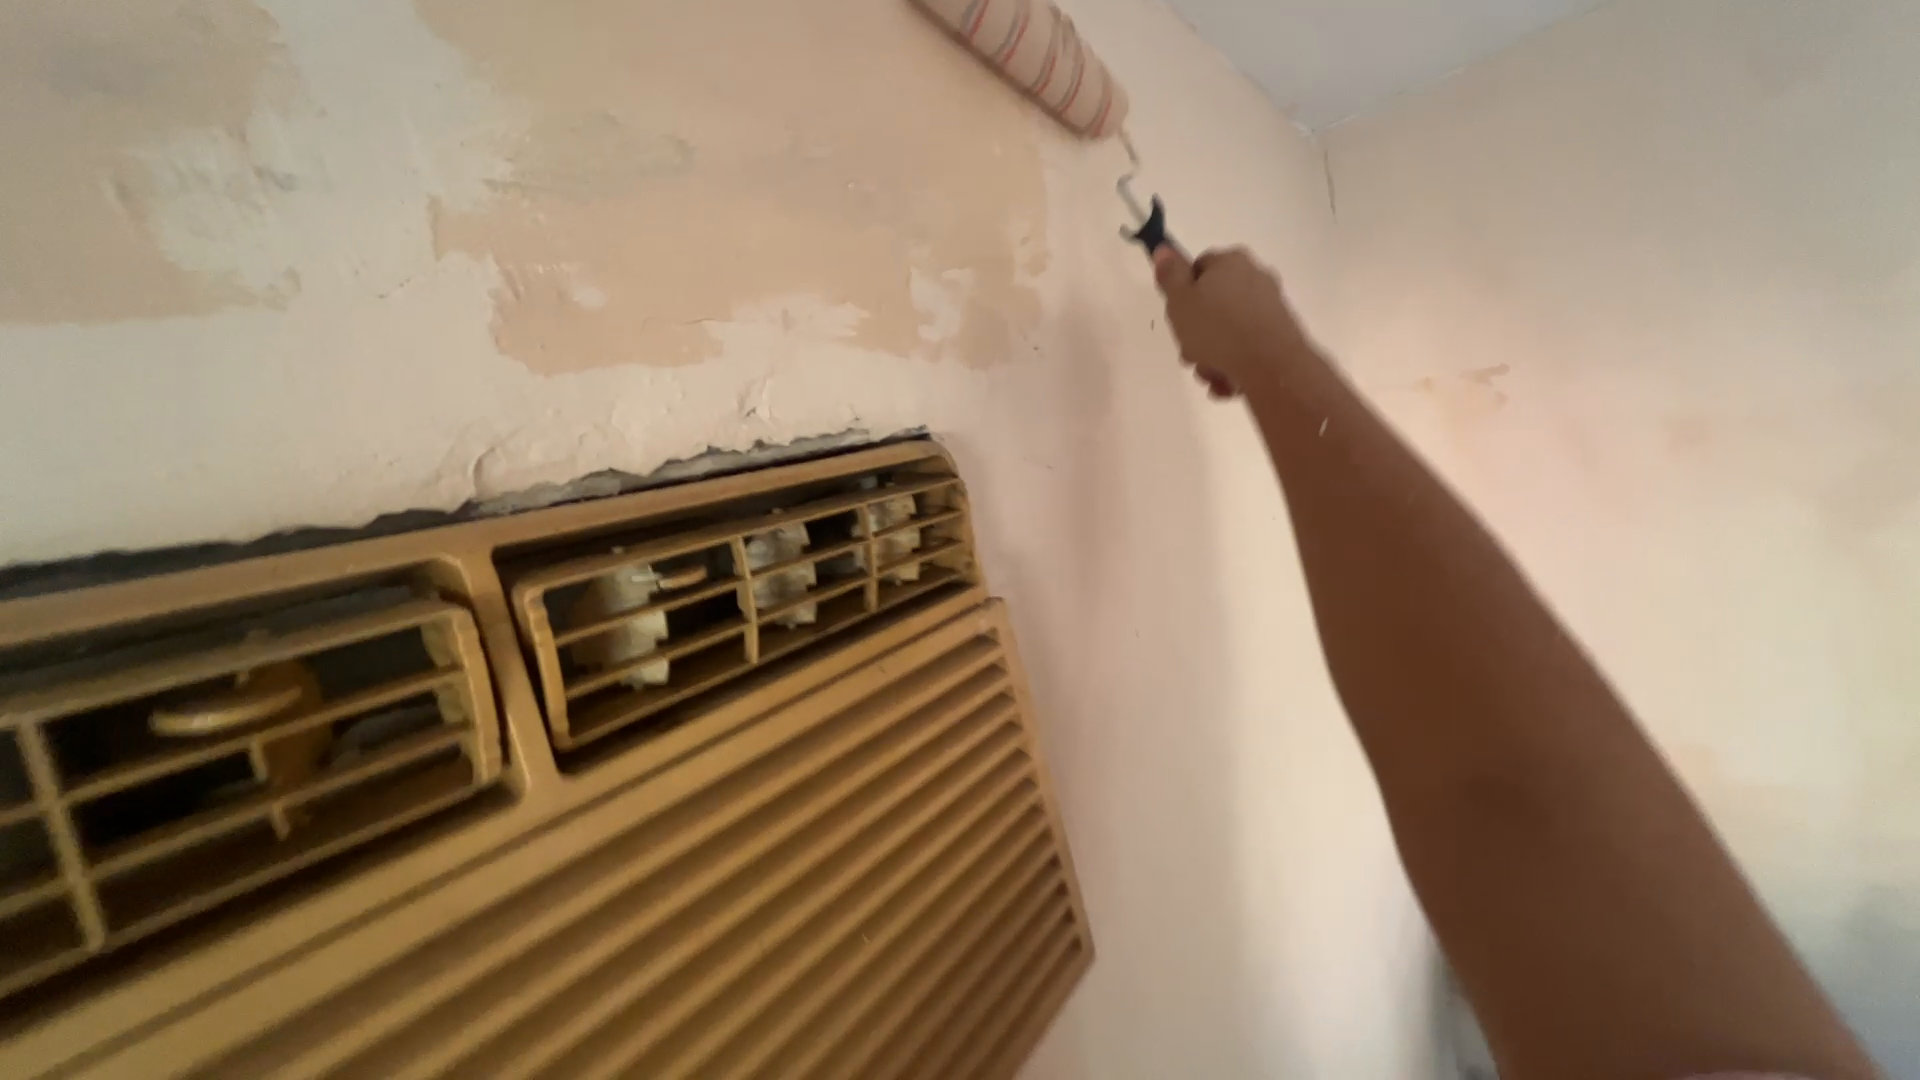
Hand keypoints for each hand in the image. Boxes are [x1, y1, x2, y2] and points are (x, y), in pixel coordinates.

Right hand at [1153, 246, 1315, 399]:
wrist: (1270, 365)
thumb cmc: (1217, 330)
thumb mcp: (1179, 302)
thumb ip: (1169, 276)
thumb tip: (1163, 248)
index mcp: (1230, 261)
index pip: (1198, 269)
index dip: (1182, 295)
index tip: (1177, 319)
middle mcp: (1254, 276)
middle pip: (1213, 304)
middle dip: (1197, 334)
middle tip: (1189, 354)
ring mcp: (1270, 305)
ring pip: (1229, 330)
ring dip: (1213, 356)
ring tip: (1210, 375)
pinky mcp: (1281, 332)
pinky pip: (1247, 346)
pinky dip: (1234, 364)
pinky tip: (1227, 383)